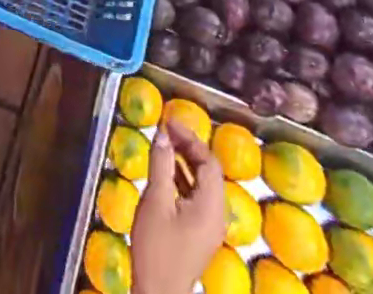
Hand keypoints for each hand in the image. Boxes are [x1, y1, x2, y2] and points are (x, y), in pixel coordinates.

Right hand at [130, 119, 224, 293]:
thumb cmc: (157, 249)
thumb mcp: (155, 201)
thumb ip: (161, 165)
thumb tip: (163, 135)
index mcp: (211, 205)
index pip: (208, 161)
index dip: (190, 138)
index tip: (169, 123)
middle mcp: (217, 214)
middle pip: (209, 171)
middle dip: (189, 147)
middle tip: (167, 131)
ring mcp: (210, 227)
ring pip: (203, 185)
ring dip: (186, 162)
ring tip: (165, 145)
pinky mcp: (200, 235)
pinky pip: (197, 198)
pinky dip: (184, 180)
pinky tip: (166, 173)